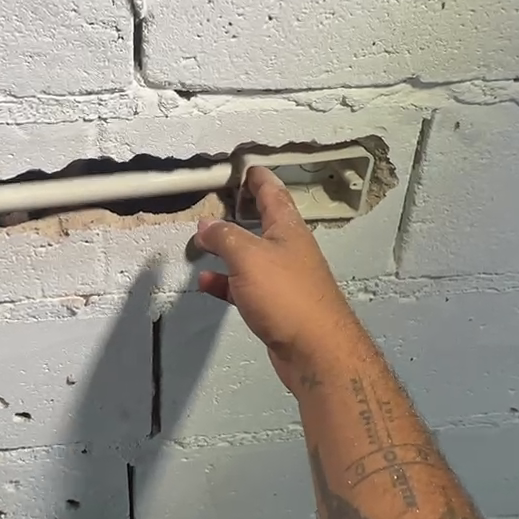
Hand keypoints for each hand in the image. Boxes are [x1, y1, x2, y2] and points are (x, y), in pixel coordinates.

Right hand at [194, 166, 364, 393]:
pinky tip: (208, 282)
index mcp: (287, 228)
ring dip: (228, 248)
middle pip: (263, 222)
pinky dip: (226, 282)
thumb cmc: (287, 295)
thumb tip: (206, 225)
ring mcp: (284, 278)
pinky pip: (245, 286)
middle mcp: (289, 249)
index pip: (272, 192)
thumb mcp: (248, 256)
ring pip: (251, 255)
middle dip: (241, 210)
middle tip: (219, 200)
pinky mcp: (276, 305)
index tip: (246, 166)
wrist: (315, 351)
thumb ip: (224, 236)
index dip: (258, 177)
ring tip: (202, 243)